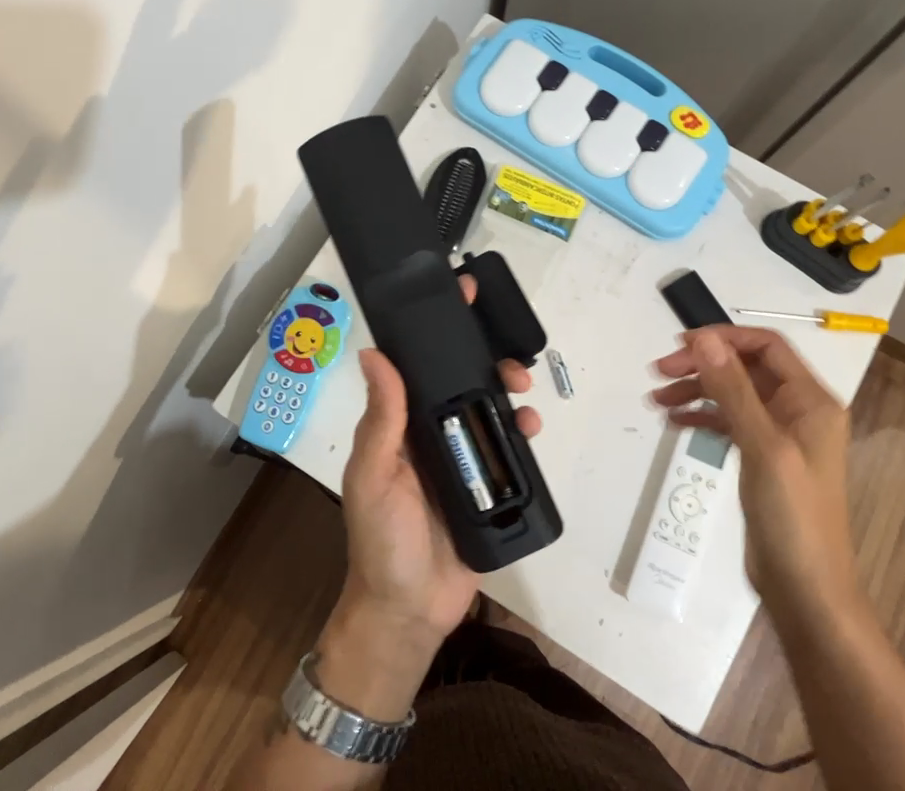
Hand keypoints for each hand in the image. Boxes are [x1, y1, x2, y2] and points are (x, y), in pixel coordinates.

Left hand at [339, 279, 540, 646]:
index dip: (435, 333)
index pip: (416, 369)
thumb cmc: (382, 538)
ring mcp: (462, 461)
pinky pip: (508, 451)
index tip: (459, 295)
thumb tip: (374, 353)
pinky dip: (521, 434)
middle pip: (461, 384)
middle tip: (509, 360)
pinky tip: (530, 427)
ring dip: (507, 391)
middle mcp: (431, 436)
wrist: (411, 609)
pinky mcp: (489, 487)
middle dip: (486, 361)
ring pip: (489, 412)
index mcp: (399, 428)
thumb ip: (381, 420)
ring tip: (523, 388)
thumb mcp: (374, 475)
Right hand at [651, 326, 859, 621]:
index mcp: (811, 401)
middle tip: (658, 372)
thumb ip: (733, 389)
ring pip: (734, 395)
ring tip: (656, 399)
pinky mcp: (764, 460)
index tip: (679, 346)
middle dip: (703, 365)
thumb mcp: (762, 446)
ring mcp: (781, 437)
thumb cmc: (792, 515)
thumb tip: (704, 340)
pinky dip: (703, 417)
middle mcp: (799, 411)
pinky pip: (730, 423)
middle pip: (746, 368)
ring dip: (697, 390)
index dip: (724, 338)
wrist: (807, 587)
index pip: (767, 346)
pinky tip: (675, 422)